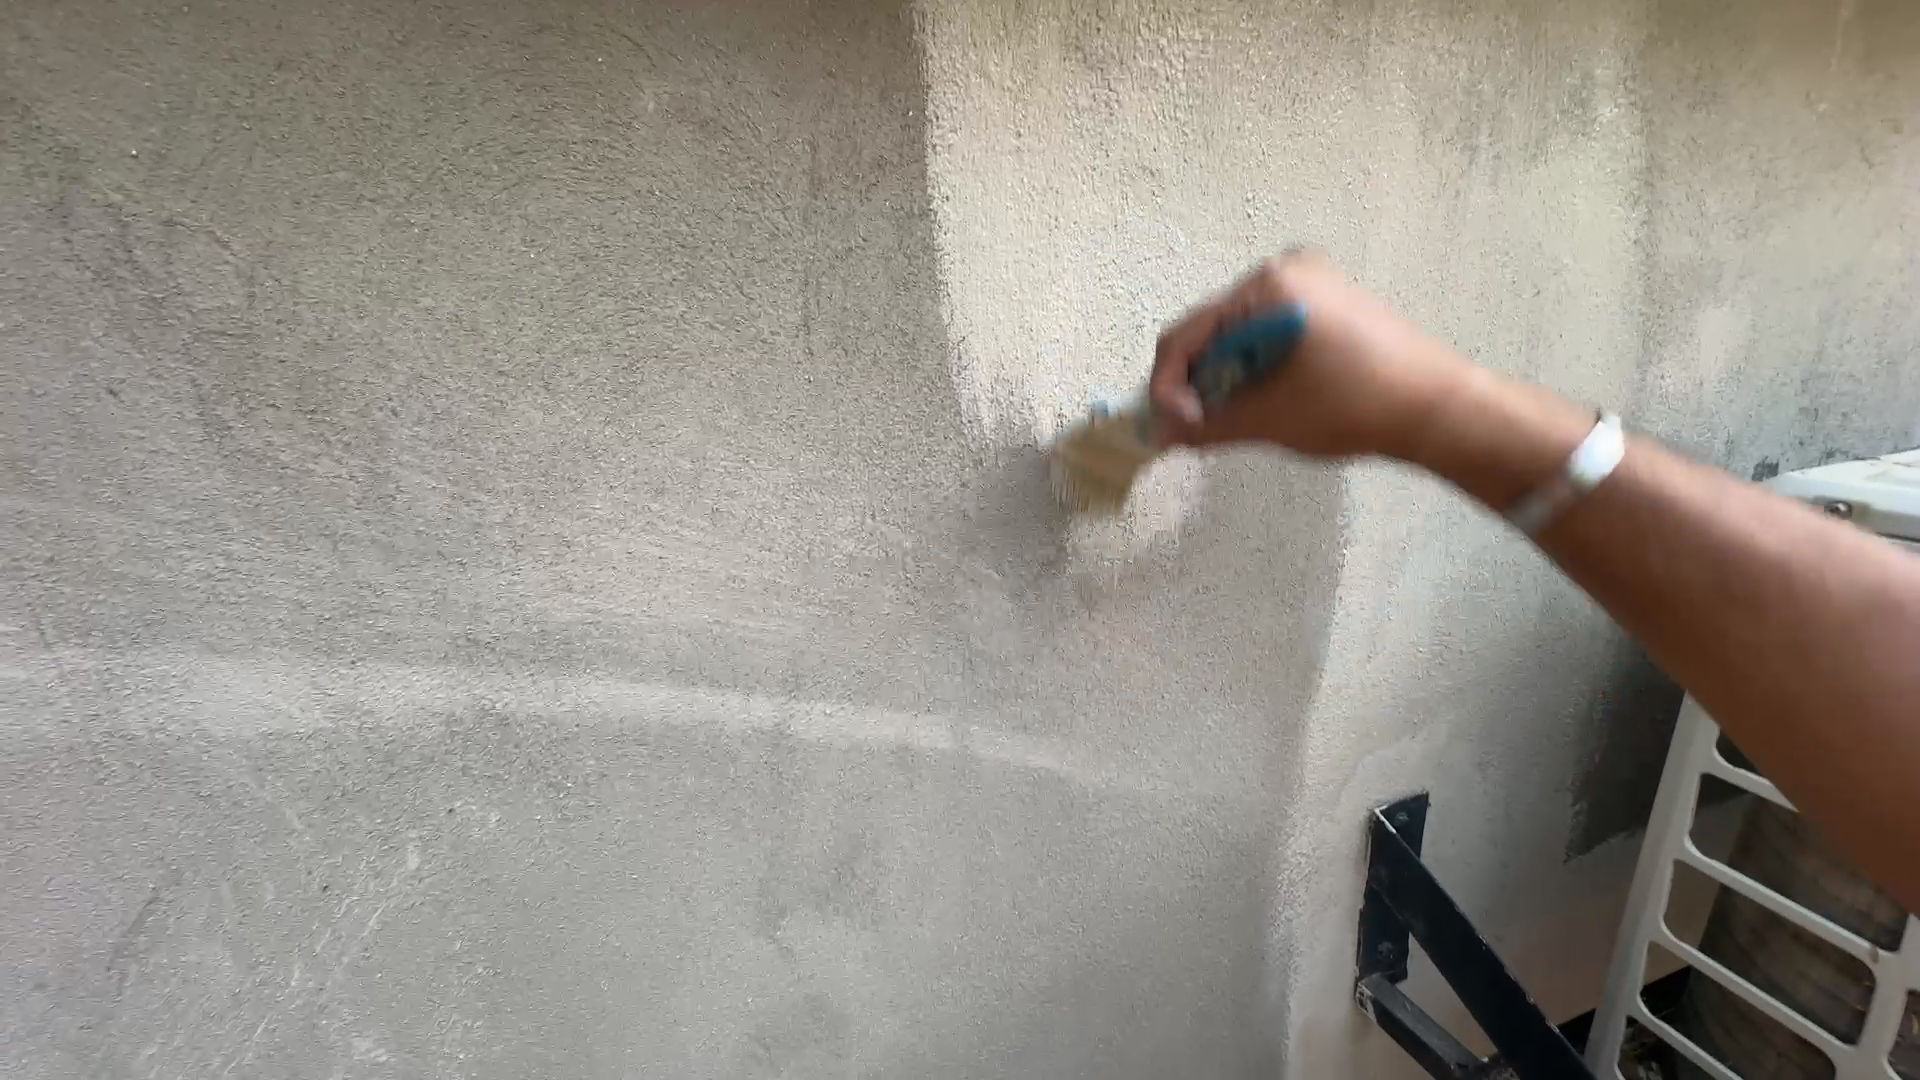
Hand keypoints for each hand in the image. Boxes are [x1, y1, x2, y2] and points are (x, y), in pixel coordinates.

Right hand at [1148, 250, 1472, 460]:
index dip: (1168, 387)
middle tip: (1195, 428)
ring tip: (1224, 418)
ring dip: (1219, 379)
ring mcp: (1307, 281)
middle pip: (1206, 332)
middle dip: (1193, 383)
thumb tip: (1158, 438)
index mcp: (1267, 285)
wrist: (1437, 408)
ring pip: (1232, 335)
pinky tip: (1255, 398)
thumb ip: (1202, 426)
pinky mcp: (1322, 302)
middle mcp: (1283, 269)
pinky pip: (1261, 333)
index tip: (1174, 430)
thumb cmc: (1351, 406)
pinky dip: (1247, 368)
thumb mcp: (1265, 418)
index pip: (1185, 335)